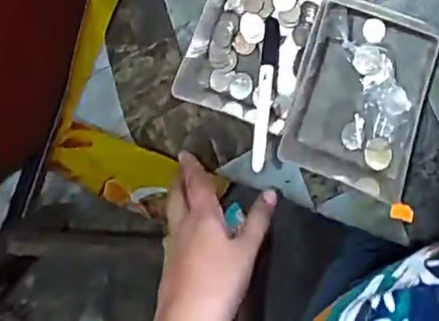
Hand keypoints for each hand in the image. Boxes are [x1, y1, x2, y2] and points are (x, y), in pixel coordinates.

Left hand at [155, 152, 276, 320]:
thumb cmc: (218, 283)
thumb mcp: (246, 251)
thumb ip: (257, 221)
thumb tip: (270, 194)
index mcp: (202, 217)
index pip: (196, 185)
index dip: (192, 168)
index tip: (186, 154)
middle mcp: (183, 228)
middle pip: (177, 198)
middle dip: (179, 181)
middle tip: (180, 168)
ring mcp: (172, 249)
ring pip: (172, 216)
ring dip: (176, 202)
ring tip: (180, 195)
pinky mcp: (168, 268)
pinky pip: (171, 235)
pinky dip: (177, 223)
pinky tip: (182, 234)